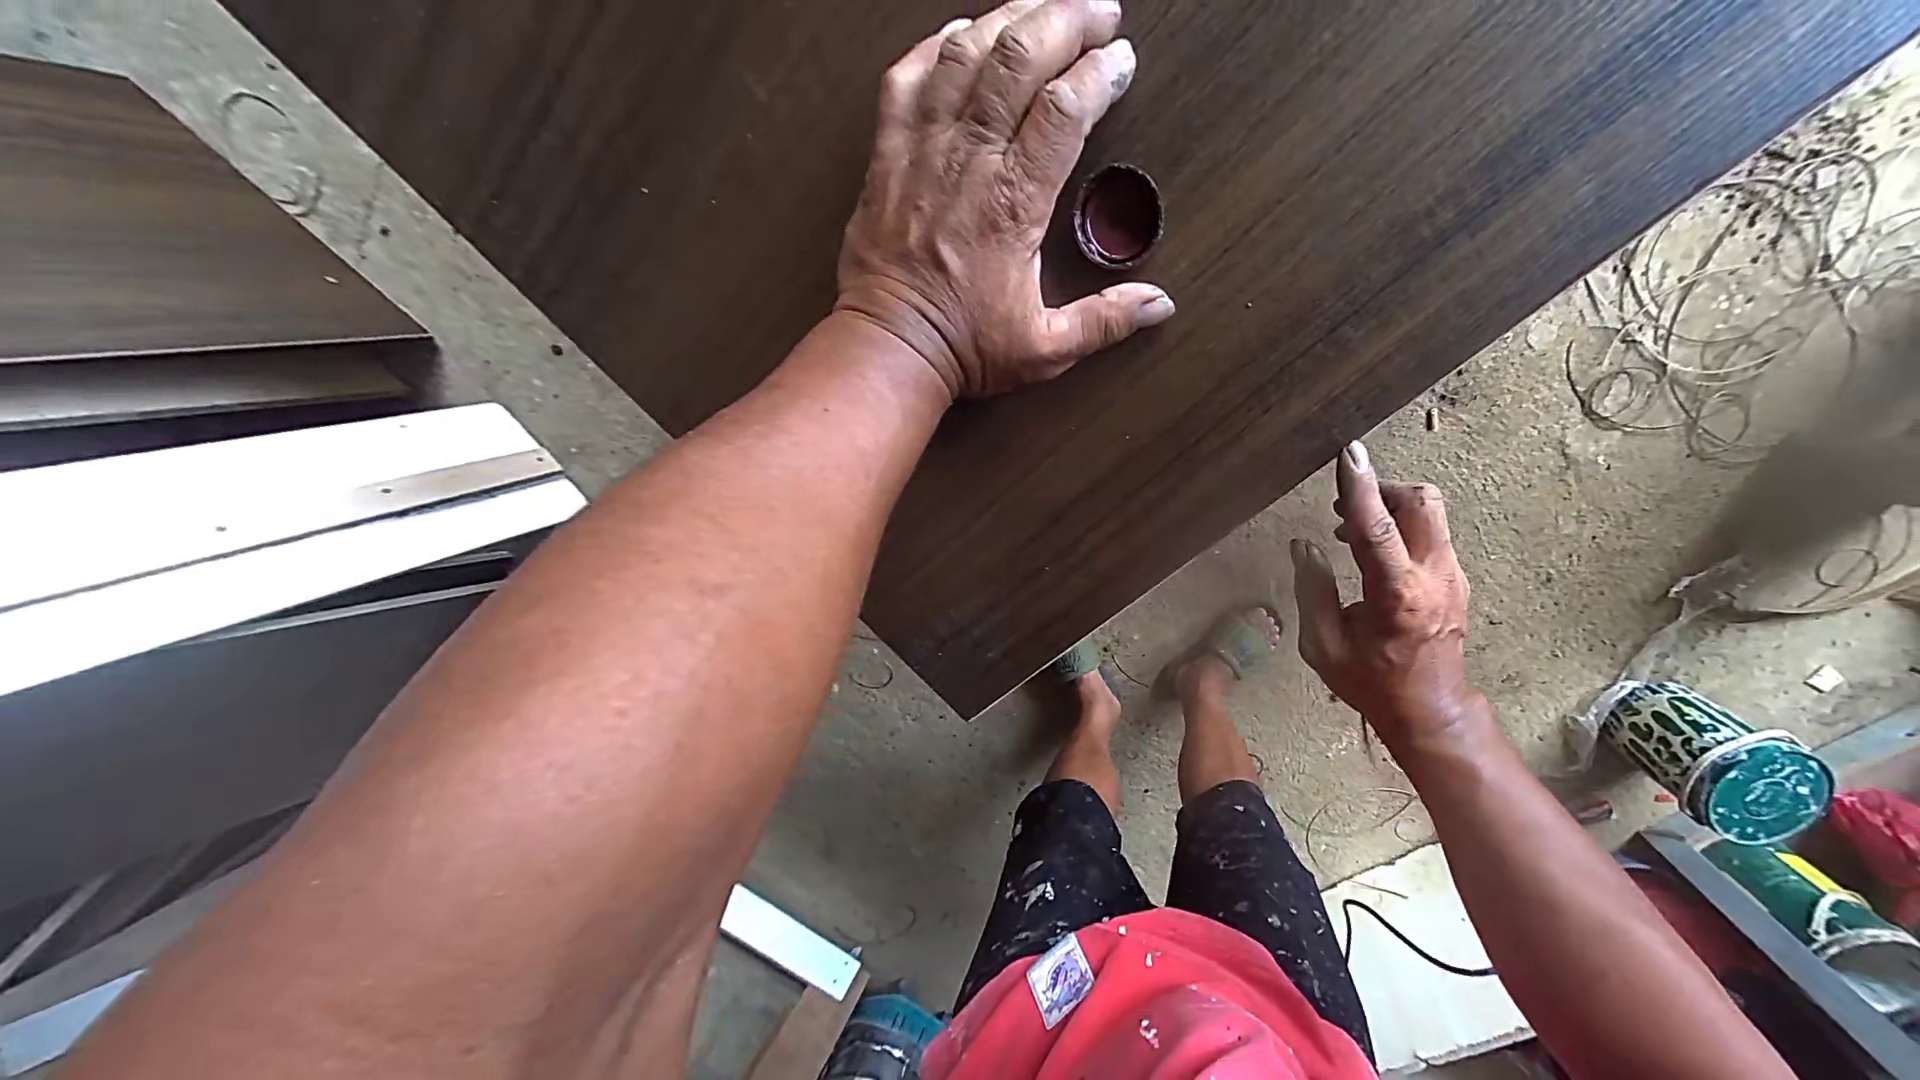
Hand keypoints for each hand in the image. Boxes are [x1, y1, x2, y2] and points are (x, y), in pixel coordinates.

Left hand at [836, 0, 1174, 400]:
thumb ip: (1104, 320)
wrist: (890, 350)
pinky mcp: (887, 160)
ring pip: (963, 55)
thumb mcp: (1045, 348)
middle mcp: (969, 166)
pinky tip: (960, 37)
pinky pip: (905, 80)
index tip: (1119, 62)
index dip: (1100, 72)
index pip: (1066, 109)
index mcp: (1014, 205)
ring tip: (1040, 10)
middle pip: (1019, 58)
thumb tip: (1159, 304)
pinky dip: (933, 48)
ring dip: (1007, 20)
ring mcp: (922, 156)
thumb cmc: (961, 349)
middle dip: (1066, 20)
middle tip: (1096, 12)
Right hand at [1290, 441, 1485, 748]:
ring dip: (1390, 506)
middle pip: (1421, 503)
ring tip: (1350, 528)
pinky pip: (1430, 533)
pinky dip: (1400, 526)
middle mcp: (1434, 578)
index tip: (1349, 454)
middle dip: (1382, 489)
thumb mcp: (1323, 643)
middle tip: (1345, 503)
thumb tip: (1305, 545)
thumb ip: (1313, 589)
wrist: (1430, 709)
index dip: (1360, 488)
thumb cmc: (1370, 682)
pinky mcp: (1456, 579)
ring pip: (1430, 513)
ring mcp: (1452, 577)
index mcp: (1397, 596)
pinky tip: (1370, 550)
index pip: (1377, 528)